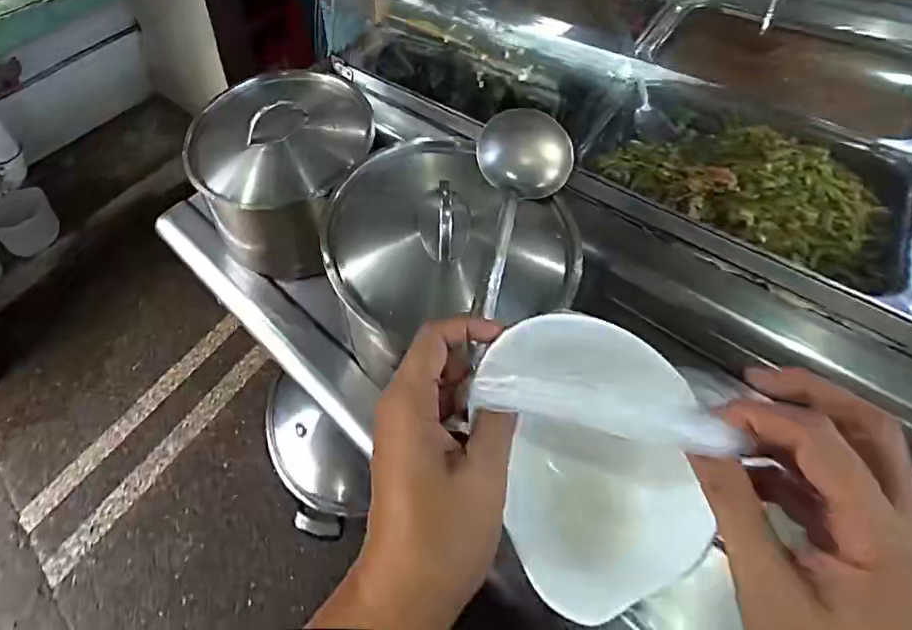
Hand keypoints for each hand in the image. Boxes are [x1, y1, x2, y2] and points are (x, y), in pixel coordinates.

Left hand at [308, 317, 516, 628]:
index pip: (432, 338)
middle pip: (433, 359)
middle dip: (473, 361)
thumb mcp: (483, 474)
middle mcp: (396, 405)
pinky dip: (460, 413)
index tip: (503, 336)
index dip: (467, 327)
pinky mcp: (405, 447)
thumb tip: (505, 387)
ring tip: (509, 404)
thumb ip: (495, 420)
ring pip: (435, 387)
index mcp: (407, 400)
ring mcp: (398, 427)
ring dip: (469, 390)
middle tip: (515, 376)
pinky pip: (433, 412)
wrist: (406, 585)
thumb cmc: (441, 533)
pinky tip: (489, 432)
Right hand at [691, 368, 911, 629]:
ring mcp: (899, 547)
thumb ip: (733, 507)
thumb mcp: (768, 589)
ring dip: (803, 430)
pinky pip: (844, 491)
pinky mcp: (880, 559)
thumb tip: (696, 437)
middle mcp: (909, 535)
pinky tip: (751, 475)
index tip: (712, 417)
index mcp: (888, 542)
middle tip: (750, 379)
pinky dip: (797, 468)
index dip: (766, 416)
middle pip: (875, 433)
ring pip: (866, 458)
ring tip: (741, 426)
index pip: (830, 445)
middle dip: (810, 394)